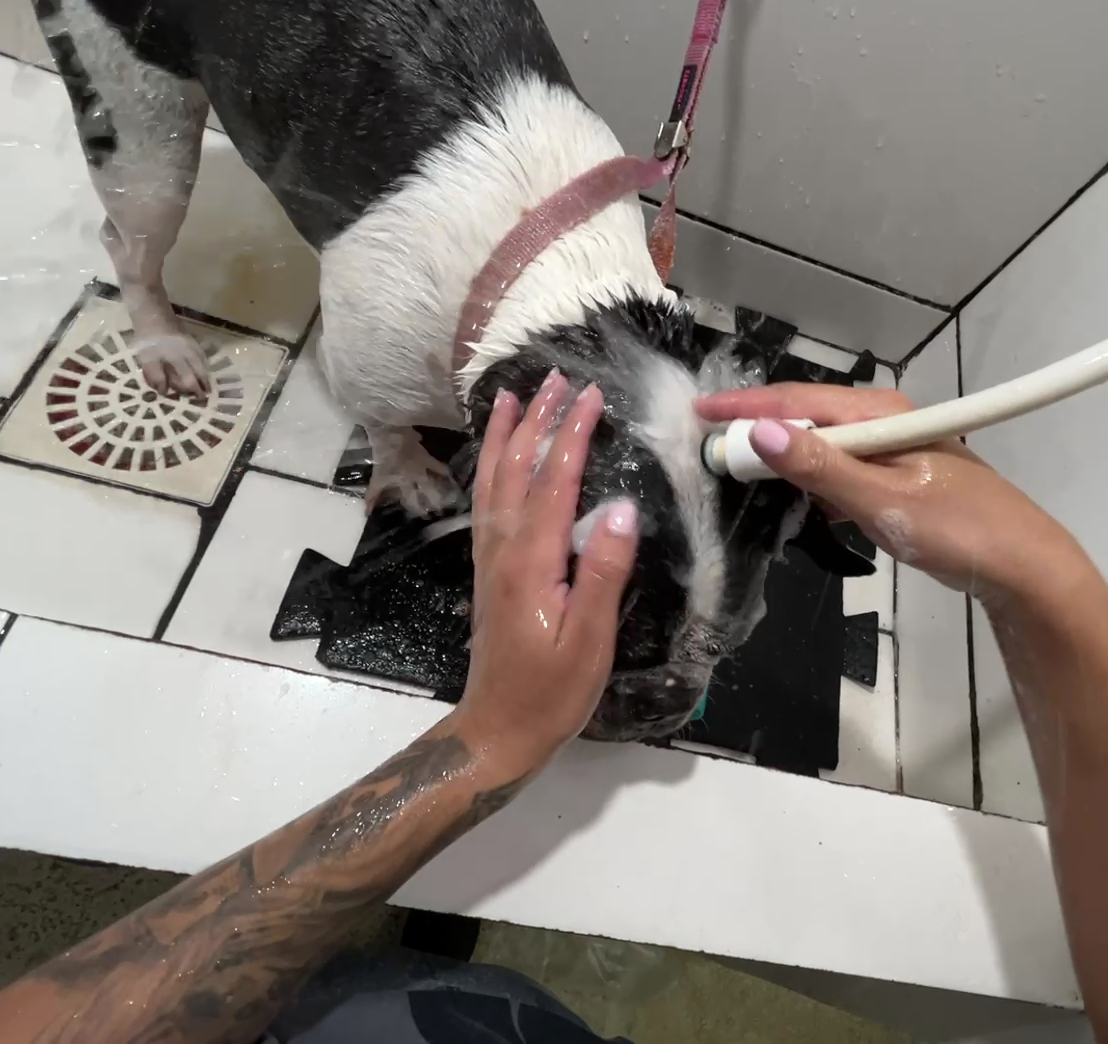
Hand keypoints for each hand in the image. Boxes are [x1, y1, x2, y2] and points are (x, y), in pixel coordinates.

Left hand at [457, 370, 639, 775]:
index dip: (572, 435)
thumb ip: (602, 572)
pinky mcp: (489, 571)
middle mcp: (502, 550)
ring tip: (512, 397)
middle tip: (555, 379)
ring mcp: (490, 559)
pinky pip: (486, 503)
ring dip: (505, 436)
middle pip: (516, 470)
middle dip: (536, 420)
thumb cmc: (552, 691)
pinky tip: (498, 459)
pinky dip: (491, 468)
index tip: (591, 395)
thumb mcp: (589, 639)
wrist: (498, 728)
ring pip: (493, 482)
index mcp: (531, 562)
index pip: (553, 483)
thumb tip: (620, 509)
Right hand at [696, 383, 1077, 596]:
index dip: (745, 407)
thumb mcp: (882, 500)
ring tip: (739, 469)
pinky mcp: (891, 476)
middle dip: (756, 428)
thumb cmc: (956, 528)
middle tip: (710, 446)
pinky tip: (797, 501)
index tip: (698, 413)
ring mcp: (887, 449)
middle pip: (805, 417)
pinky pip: (837, 469)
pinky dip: (810, 481)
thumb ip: (820, 467)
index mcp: (878, 415)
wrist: (1018, 564)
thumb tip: (760, 433)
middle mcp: (880, 421)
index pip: (796, 401)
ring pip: (819, 445)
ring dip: (781, 457)